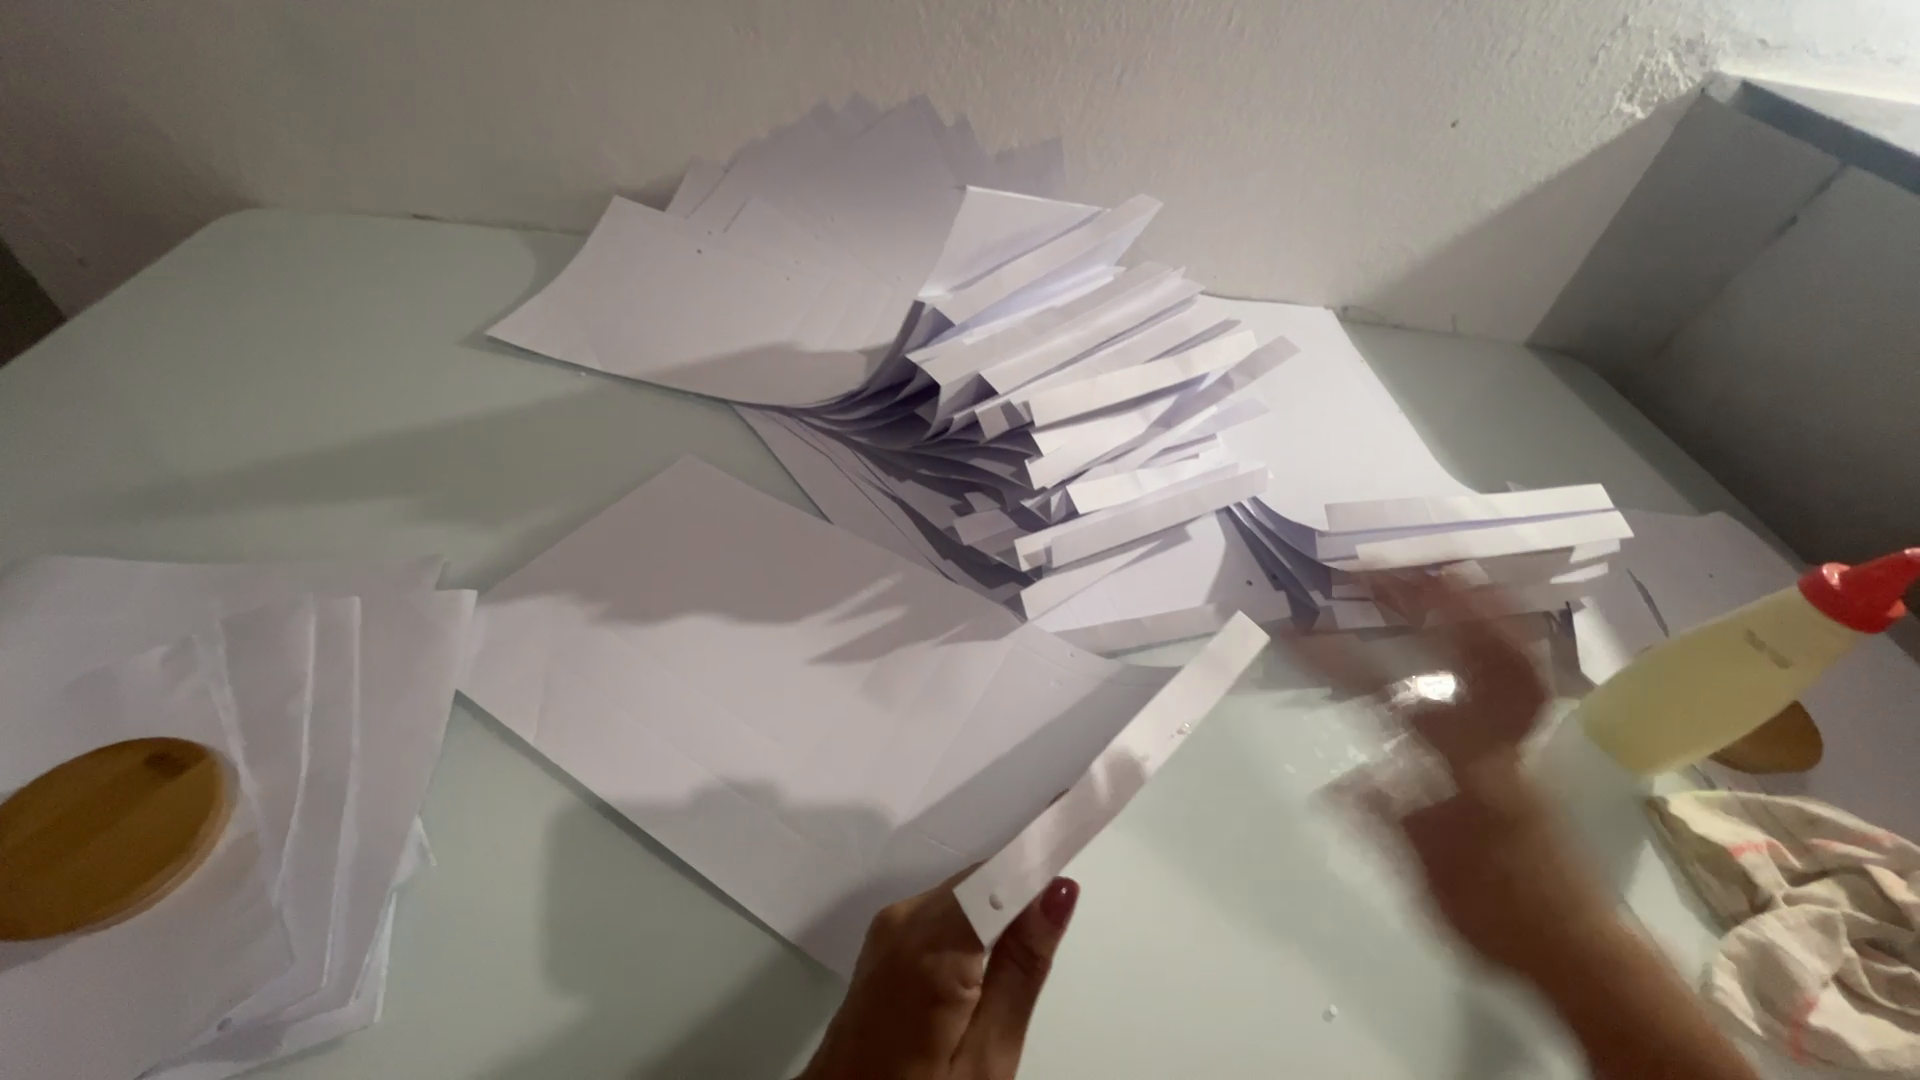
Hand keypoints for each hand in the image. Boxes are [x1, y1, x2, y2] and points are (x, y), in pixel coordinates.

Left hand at [798, 874, 1078, 1079]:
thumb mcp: (987, 1055)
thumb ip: (1022, 968)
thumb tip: (1059, 890)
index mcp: (931, 946)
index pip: (999, 875)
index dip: (1040, 847)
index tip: (1078, 816)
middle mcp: (904, 920)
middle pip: (981, 880)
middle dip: (1025, 883)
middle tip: (1066, 901)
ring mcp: (889, 926)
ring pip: (963, 892)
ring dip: (1001, 903)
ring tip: (1033, 938)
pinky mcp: (884, 937)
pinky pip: (943, 907)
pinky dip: (974, 917)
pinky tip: (990, 951)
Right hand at [1305, 574, 1615, 978]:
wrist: (1571, 942)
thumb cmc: (1491, 913)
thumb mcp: (1430, 877)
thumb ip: (1390, 824)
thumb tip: (1335, 788)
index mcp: (1469, 777)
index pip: (1394, 703)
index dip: (1346, 663)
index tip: (1300, 637)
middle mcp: (1502, 745)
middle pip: (1477, 656)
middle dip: (1431, 604)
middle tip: (1382, 570)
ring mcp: (1521, 741)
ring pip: (1509, 657)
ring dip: (1472, 607)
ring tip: (1431, 568)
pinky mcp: (1525, 743)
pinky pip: (1518, 674)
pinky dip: (1498, 635)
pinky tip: (1473, 612)